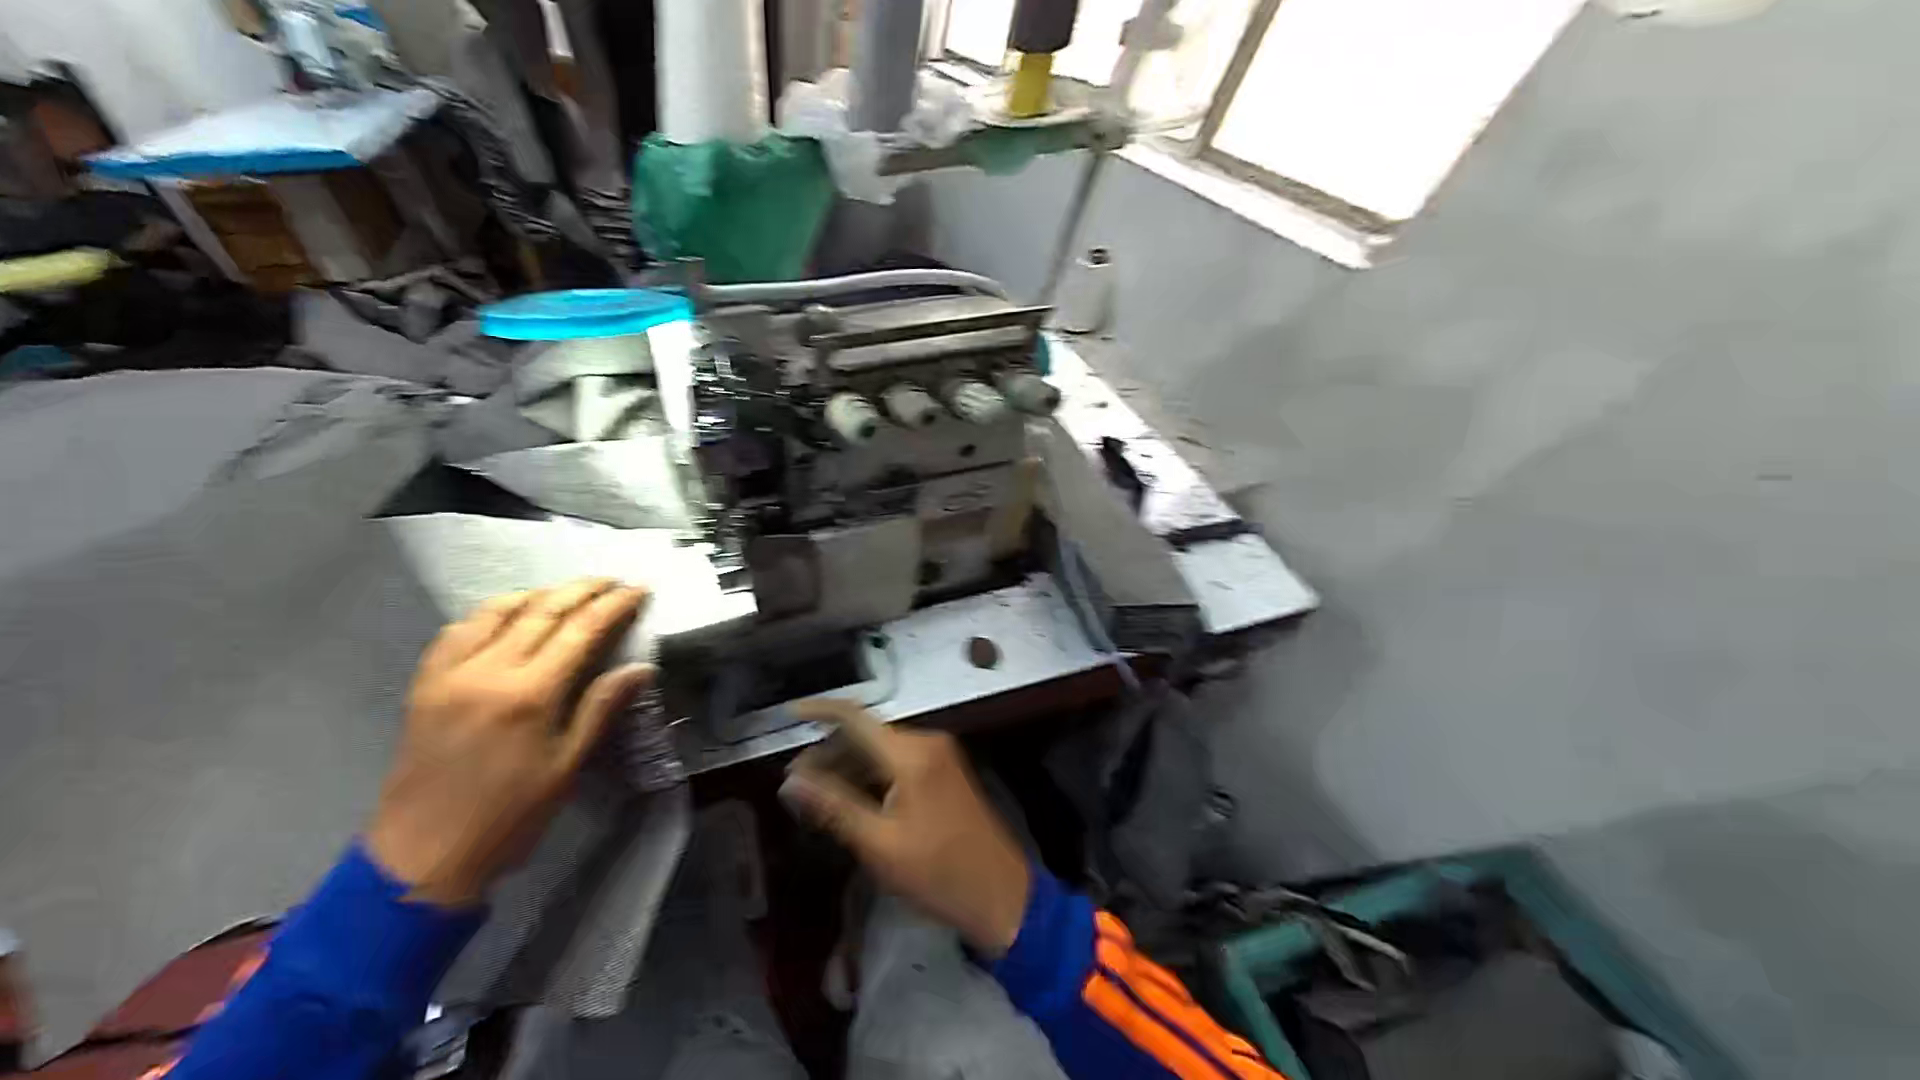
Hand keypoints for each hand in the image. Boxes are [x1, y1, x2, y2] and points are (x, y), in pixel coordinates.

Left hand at [366, 579, 653, 905]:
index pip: (581, 631)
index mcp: (530, 694)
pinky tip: (506, 615)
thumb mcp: (567, 765)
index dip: (613, 605)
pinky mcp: (425, 684)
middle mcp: (488, 671)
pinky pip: (457, 631)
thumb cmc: (510, 816)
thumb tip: (641, 668)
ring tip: (565, 592)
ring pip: (497, 611)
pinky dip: (489, 613)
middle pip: (542, 611)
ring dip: (537, 594)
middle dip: (581, 590)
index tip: (638, 590)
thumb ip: (601, 707)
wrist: (422, 855)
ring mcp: (450, 674)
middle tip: (611, 581)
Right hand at [780, 700, 1030, 957]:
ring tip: (815, 799)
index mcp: (911, 753)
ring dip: (847, 767)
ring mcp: (939, 756)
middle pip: (865, 734)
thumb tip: (790, 782)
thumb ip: (833, 807)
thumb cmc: (939, 873)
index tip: (789, 715)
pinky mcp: (944, 773)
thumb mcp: (879, 844)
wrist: (1002, 894)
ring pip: (879, 750)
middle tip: (795, 786)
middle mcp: (926, 742)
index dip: (820, 711)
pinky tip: (849, 801)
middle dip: (828, 753)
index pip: (855, 717)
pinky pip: (897, 763)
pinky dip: (870, 777)